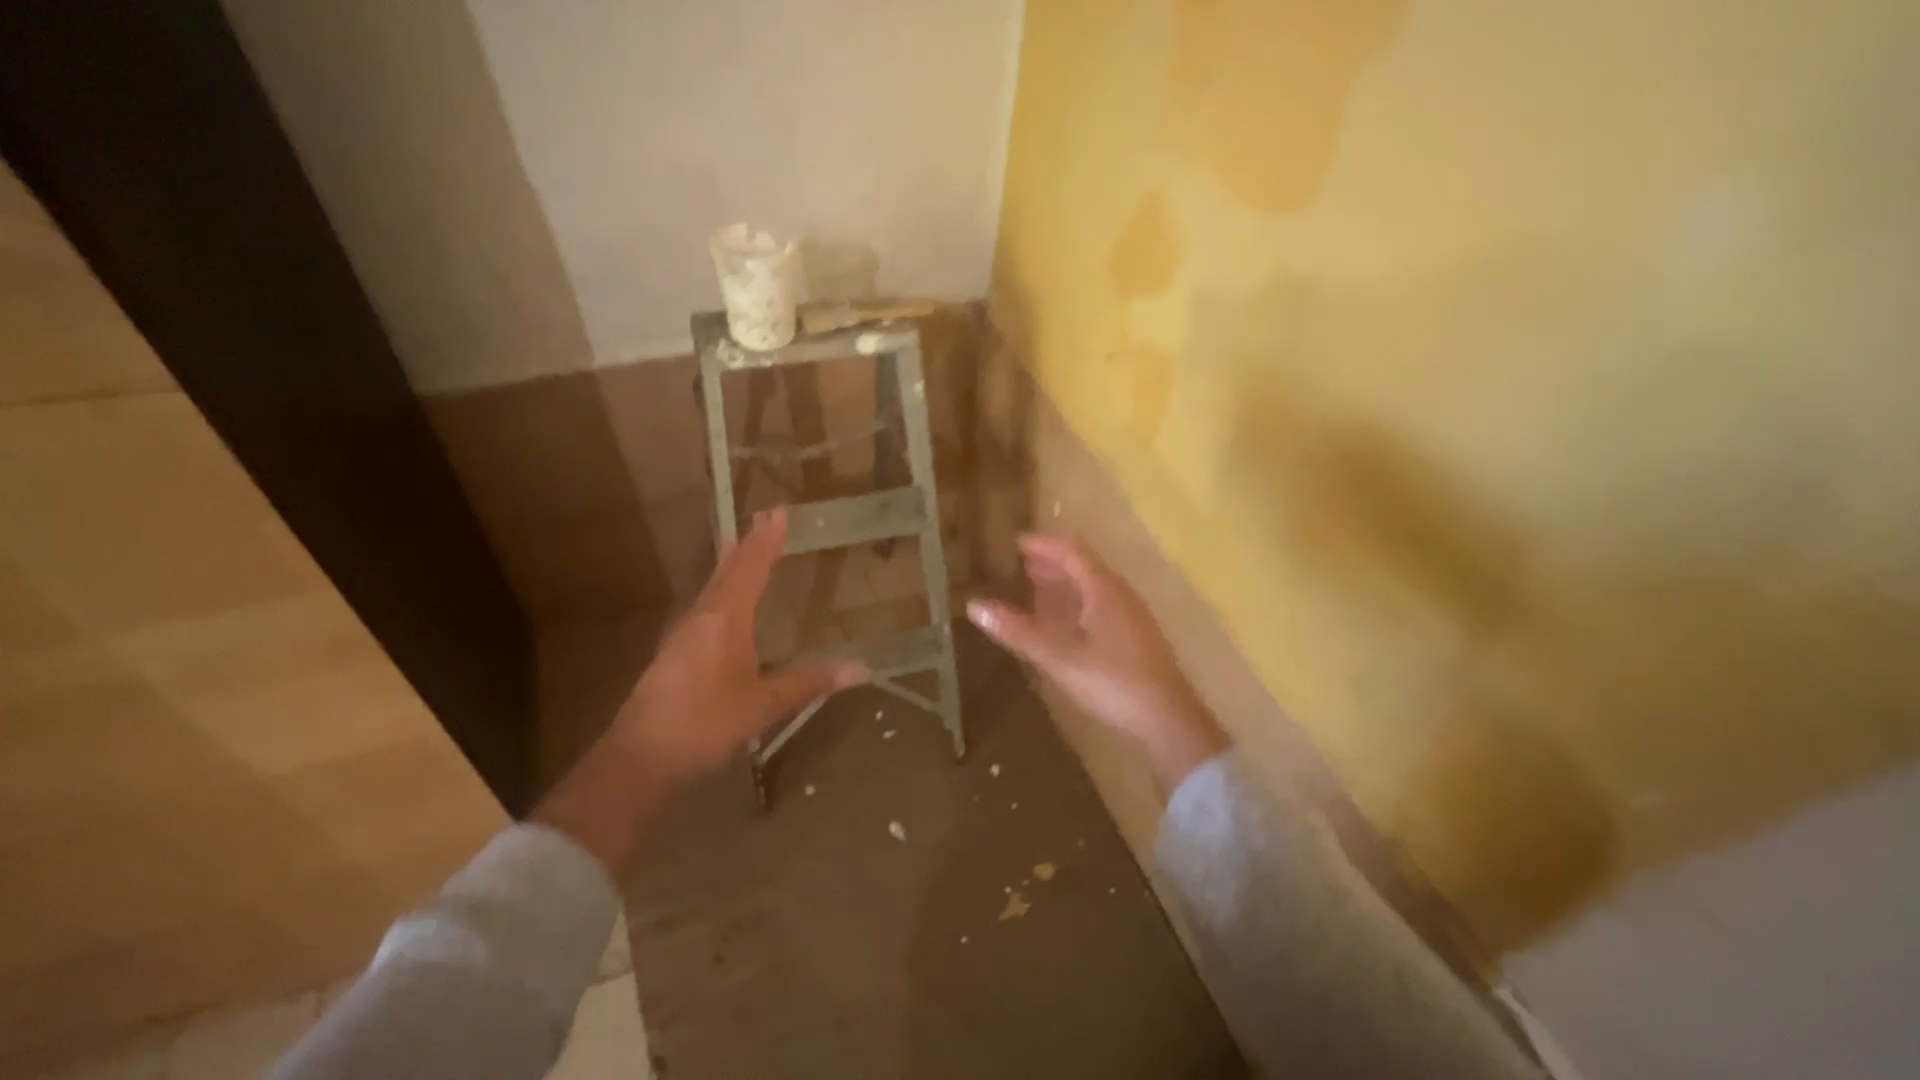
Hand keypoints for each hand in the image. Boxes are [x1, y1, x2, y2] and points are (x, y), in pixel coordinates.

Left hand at [531, 507, 864, 869]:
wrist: (640, 757)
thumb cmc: (704, 724)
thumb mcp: (763, 705)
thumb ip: (809, 683)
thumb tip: (861, 669)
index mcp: (725, 620)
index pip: (750, 569)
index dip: (766, 541)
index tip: (776, 511)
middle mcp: (702, 618)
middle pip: (727, 572)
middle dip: (748, 546)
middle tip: (762, 520)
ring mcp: (683, 636)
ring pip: (712, 589)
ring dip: (731, 567)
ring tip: (742, 550)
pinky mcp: (674, 656)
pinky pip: (705, 608)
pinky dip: (721, 591)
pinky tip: (723, 606)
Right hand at [967, 534, 1228, 794]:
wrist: (1167, 719)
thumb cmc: (1112, 682)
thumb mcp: (1058, 657)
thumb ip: (1018, 631)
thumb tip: (975, 605)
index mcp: (1104, 590)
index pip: (1072, 552)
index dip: (1044, 545)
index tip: (1017, 543)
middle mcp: (1121, 596)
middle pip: (1084, 568)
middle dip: (1052, 564)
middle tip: (1020, 566)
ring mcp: (1132, 618)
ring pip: (1094, 590)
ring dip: (1064, 587)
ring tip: (1035, 592)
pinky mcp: (1136, 640)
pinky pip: (1101, 609)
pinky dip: (1076, 607)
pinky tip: (1063, 627)